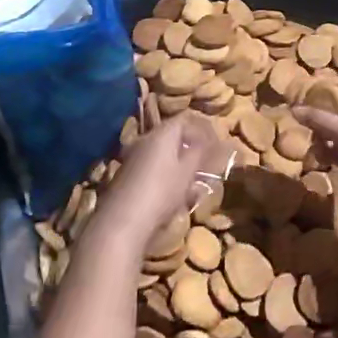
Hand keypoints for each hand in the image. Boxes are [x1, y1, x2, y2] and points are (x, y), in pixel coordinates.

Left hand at [97, 115, 224, 245]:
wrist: (125, 216)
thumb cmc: (162, 190)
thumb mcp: (187, 172)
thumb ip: (198, 152)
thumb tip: (205, 140)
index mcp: (161, 133)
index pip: (183, 120)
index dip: (199, 130)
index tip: (213, 144)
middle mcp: (145, 138)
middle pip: (170, 135)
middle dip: (188, 147)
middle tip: (203, 163)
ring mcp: (133, 154)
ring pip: (160, 151)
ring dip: (176, 162)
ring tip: (191, 181)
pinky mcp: (126, 171)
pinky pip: (150, 164)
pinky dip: (163, 171)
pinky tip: (171, 190)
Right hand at [293, 88, 337, 200]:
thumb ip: (319, 118)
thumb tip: (292, 108)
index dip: (330, 84)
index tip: (306, 85)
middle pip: (336, 108)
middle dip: (316, 108)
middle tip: (295, 107)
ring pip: (329, 128)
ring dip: (315, 130)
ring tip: (299, 130)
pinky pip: (328, 147)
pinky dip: (319, 148)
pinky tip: (311, 152)